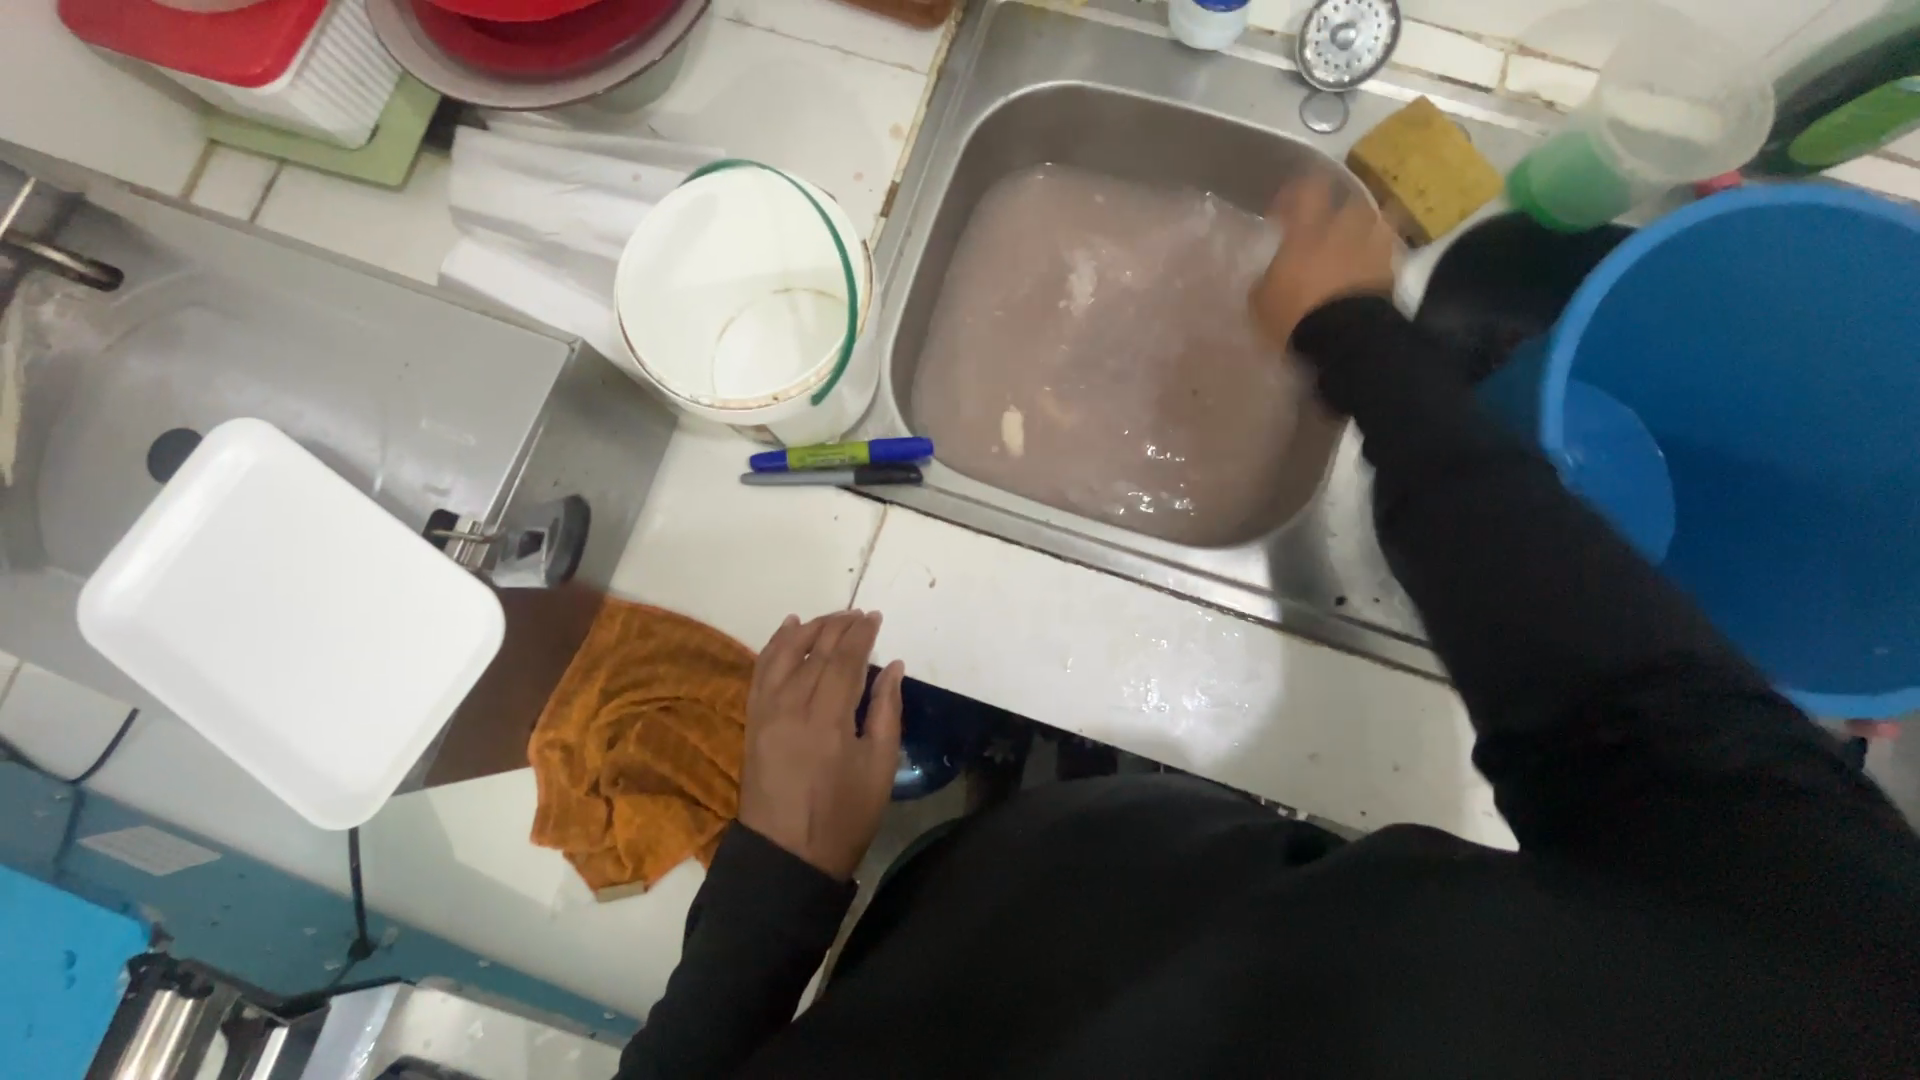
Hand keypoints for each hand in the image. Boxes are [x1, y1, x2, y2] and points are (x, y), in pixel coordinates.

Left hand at [738, 610, 905, 880]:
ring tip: (830, 617)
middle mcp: (793, 705)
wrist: (788, 856)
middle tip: (859, 614)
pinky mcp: (753, 720)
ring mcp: (767, 711)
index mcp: (829, 719)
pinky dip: (775, 645)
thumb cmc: (844, 816)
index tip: (875, 618)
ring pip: (785, 654)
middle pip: (816, 652)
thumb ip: (887, 710)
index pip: (845, 660)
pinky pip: (761, 670)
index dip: (861, 635)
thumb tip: (892, 666)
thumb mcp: (880, 767)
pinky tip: (788, 629)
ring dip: (808, 629)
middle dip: (839, 627)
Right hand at [1250, 174, 1398, 346]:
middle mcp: (1344, 229)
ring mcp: (1372, 247)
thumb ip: (1266, 280)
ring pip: (1374, 222)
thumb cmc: (1295, 315)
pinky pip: (1384, 252)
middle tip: (1326, 227)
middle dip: (1338, 211)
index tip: (1285, 208)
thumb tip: (1269, 276)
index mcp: (1308, 231)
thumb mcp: (1261, 302)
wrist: (1344, 337)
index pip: (1306, 191)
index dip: (1296, 193)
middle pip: (1348, 202)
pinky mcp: (1391, 270)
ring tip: (1352, 245)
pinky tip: (1365, 268)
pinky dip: (1376, 255)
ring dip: (1363, 230)